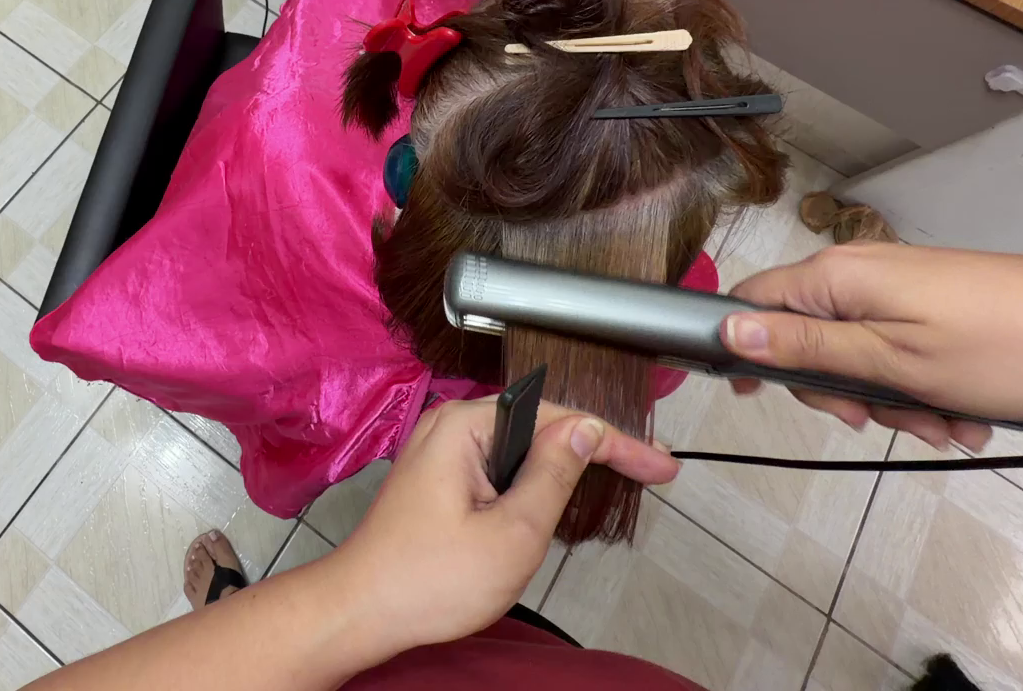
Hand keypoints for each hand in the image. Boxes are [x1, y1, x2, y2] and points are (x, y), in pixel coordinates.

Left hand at [320, 398, 676, 657]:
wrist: (363, 607)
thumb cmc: (433, 577)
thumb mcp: (512, 532)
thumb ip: (553, 474)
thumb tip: (585, 428)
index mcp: (464, 424)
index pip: (553, 416)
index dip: (612, 438)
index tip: (660, 465)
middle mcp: (449, 424)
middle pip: (536, 425)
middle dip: (593, 446)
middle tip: (650, 472)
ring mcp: (439, 448)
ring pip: (517, 447)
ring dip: (562, 464)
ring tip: (619, 478)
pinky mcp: (437, 474)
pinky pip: (496, 463)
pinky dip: (531, 479)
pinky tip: (559, 495)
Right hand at [724, 243, 1022, 449]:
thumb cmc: (1009, 349)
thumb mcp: (894, 361)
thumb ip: (804, 347)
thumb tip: (727, 331)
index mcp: (835, 276)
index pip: (750, 300)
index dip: (742, 346)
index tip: (757, 394)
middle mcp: (857, 270)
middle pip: (803, 331)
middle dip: (836, 386)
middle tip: (877, 421)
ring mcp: (898, 283)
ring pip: (854, 345)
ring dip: (886, 394)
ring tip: (942, 423)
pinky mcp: (931, 297)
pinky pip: (895, 342)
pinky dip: (915, 381)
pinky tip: (958, 410)